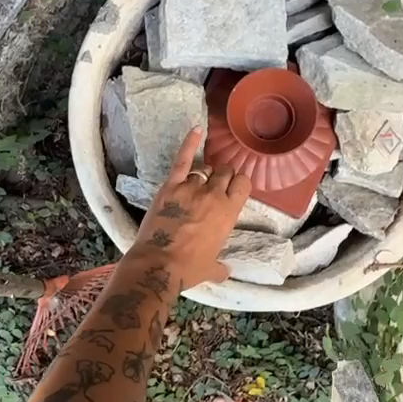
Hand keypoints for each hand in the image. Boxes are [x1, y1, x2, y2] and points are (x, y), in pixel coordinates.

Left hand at [131, 129, 250, 288]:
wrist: (159, 264)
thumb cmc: (188, 268)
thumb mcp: (211, 269)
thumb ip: (220, 267)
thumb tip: (225, 272)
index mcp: (229, 212)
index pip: (243, 184)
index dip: (240, 183)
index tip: (235, 186)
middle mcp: (213, 195)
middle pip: (224, 172)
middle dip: (223, 175)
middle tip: (217, 183)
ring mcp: (191, 188)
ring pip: (203, 169)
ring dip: (204, 172)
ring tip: (200, 179)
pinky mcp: (170, 186)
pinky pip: (182, 159)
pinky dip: (189, 143)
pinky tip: (196, 129)